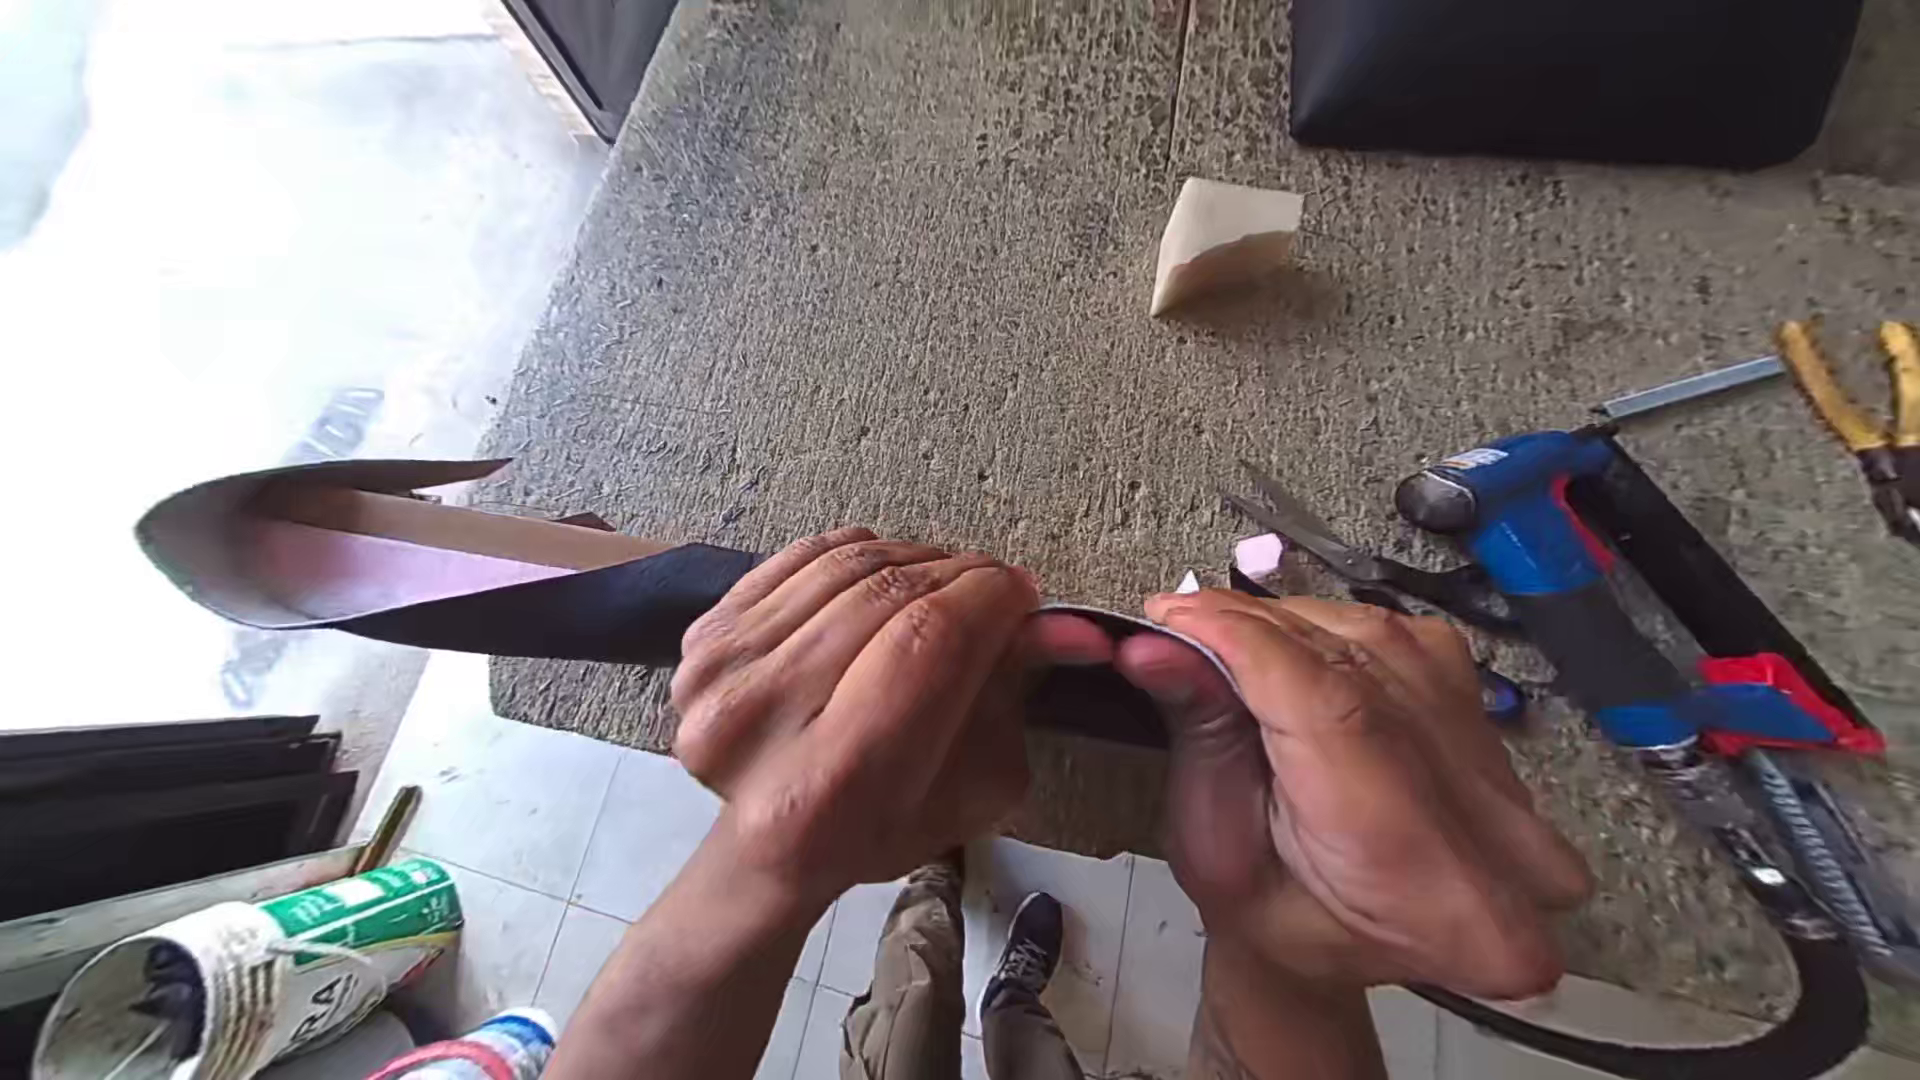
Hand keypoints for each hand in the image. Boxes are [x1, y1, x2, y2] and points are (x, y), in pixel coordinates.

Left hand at [670, 528, 1041, 907]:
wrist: (771, 839)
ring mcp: (716, 672)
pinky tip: (887, 567)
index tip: (1023, 592)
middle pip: (888, 595)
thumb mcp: (971, 781)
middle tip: (990, 582)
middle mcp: (757, 721)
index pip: (929, 639)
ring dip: (915, 555)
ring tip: (945, 575)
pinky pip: (806, 555)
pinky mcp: (702, 635)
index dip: (989, 599)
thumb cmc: (881, 827)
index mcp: (831, 781)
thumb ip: (1015, 690)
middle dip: (960, 574)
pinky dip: (860, 550)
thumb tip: (1074, 625)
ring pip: (849, 564)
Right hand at [1110, 590, 1591, 998]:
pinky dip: (1327, 628)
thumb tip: (1152, 645)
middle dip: (1253, 628)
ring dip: (1285, 623)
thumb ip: (1197, 730)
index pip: (1335, 713)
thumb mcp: (1207, 836)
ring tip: (1221, 627)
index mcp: (1429, 889)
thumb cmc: (1260, 908)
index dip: (1247, 646)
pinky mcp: (1490, 735)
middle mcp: (1502, 835)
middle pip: (1360, 671)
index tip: (1173, 613)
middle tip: (1180, 614)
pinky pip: (1403, 643)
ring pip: (1381, 644)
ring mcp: (1510, 779)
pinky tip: (1284, 642)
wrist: (1325, 933)